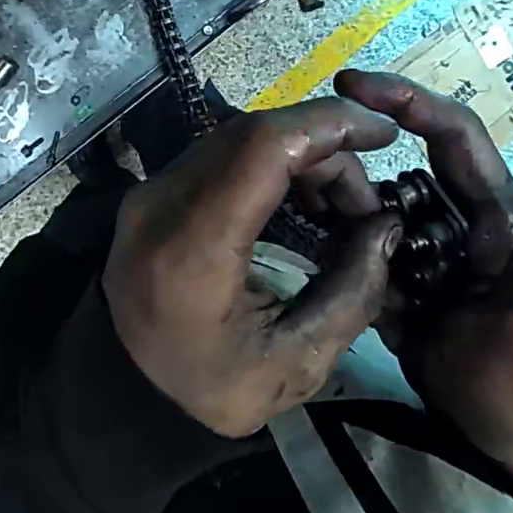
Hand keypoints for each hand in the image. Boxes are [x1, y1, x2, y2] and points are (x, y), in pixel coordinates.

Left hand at [102, 99, 403, 437]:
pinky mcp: (156, 186)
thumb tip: (386, 226)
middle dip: (327, 151)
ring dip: (303, 156)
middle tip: (363, 204)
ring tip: (338, 207)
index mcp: (193, 247)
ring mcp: (153, 188)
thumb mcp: (294, 366)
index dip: (329, 125)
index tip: (383, 132)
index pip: (263, 146)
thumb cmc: (208, 386)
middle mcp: (162, 201)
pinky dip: (275, 162)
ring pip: (242, 135)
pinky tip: (302, 199)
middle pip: (257, 133)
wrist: (126, 387)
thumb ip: (352, 293)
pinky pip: (226, 151)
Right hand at [335, 70, 512, 511]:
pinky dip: (332, 226)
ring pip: (372, 193)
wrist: (490, 433)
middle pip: (403, 157)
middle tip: (306, 143)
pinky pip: (358, 233)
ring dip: (337, 188)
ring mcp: (422, 239)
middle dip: (357, 141)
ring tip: (299, 196)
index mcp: (494, 214)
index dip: (409, 101)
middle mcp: (456, 213)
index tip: (352, 82)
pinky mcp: (393, 265)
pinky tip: (305, 227)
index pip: (454, 137)